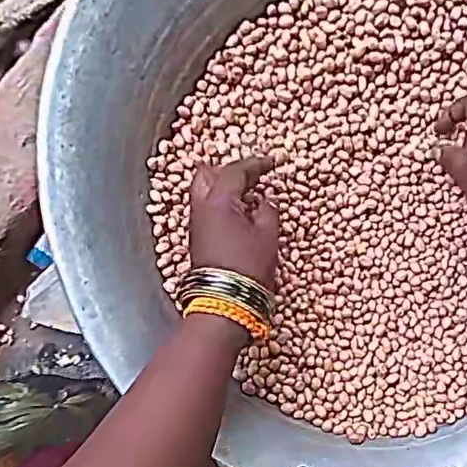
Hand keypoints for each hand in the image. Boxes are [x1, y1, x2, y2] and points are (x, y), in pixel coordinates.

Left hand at [189, 155, 280, 286]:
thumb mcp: (268, 235)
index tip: (270, 163)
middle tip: (251, 176)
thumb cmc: (248, 268)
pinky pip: (207, 212)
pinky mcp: (197, 241)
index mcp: (217, 200)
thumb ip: (269, 210)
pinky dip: (221, 206)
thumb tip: (268, 200)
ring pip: (204, 193)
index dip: (255, 165)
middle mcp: (200, 209)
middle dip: (229, 171)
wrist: (225, 302)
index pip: (235, 171)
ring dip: (223, 189)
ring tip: (248, 196)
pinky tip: (239, 216)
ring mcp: (196, 226)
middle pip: (207, 175)